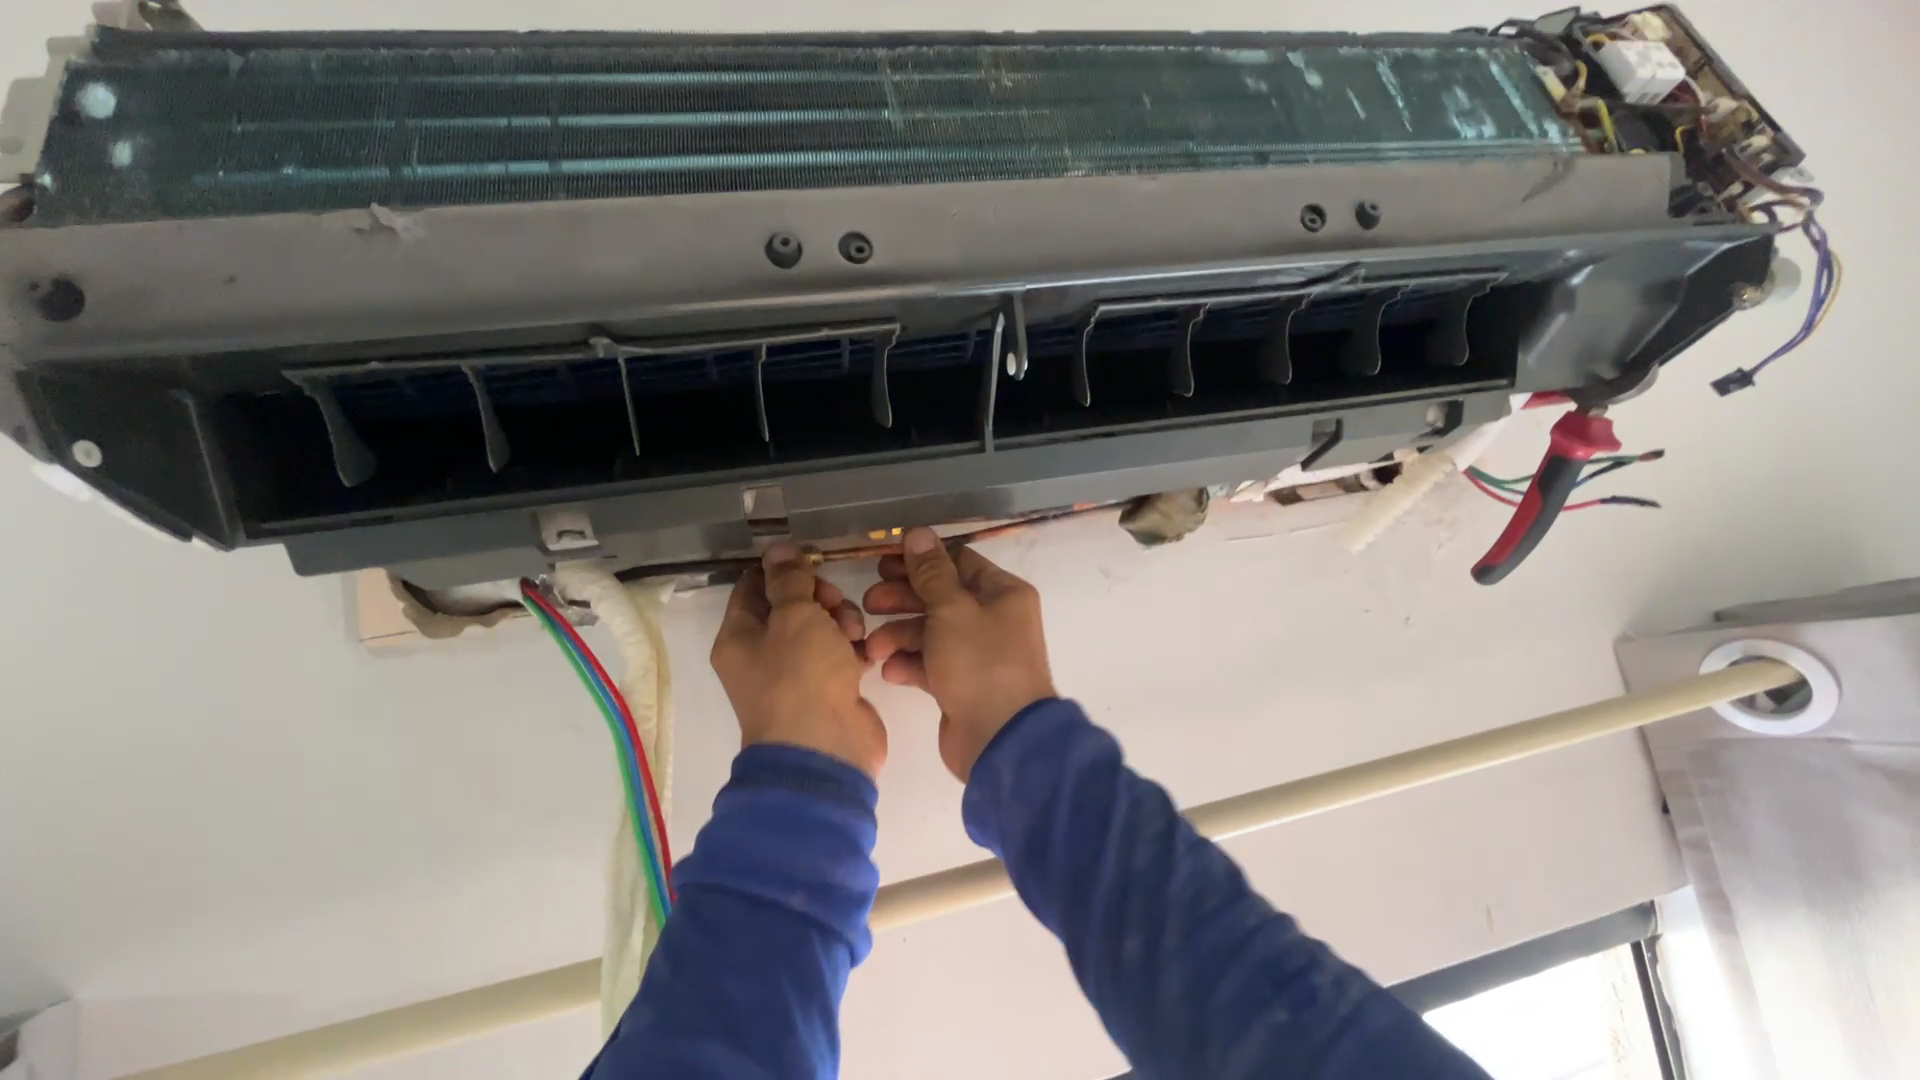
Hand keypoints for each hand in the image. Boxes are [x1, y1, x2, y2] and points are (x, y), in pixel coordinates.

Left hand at [710, 543, 886, 777]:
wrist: (826, 750)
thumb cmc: (800, 677)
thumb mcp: (794, 617)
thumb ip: (789, 580)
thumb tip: (777, 548)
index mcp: (739, 637)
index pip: (754, 586)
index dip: (783, 570)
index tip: (812, 562)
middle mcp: (764, 654)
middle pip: (793, 606)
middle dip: (820, 598)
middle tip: (834, 605)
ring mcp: (798, 674)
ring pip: (823, 627)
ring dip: (843, 622)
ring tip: (854, 636)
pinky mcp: (830, 689)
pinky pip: (842, 653)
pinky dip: (855, 649)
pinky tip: (867, 652)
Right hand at [862, 528, 1057, 781]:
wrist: (1000, 740)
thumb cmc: (980, 664)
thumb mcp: (952, 610)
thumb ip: (931, 573)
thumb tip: (918, 533)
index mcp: (1002, 593)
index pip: (957, 562)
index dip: (920, 560)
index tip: (883, 562)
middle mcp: (992, 619)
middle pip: (939, 597)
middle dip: (902, 598)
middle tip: (869, 601)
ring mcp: (976, 654)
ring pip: (930, 632)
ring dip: (898, 635)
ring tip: (872, 648)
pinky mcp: (960, 685)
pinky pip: (930, 664)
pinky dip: (909, 664)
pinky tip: (889, 671)